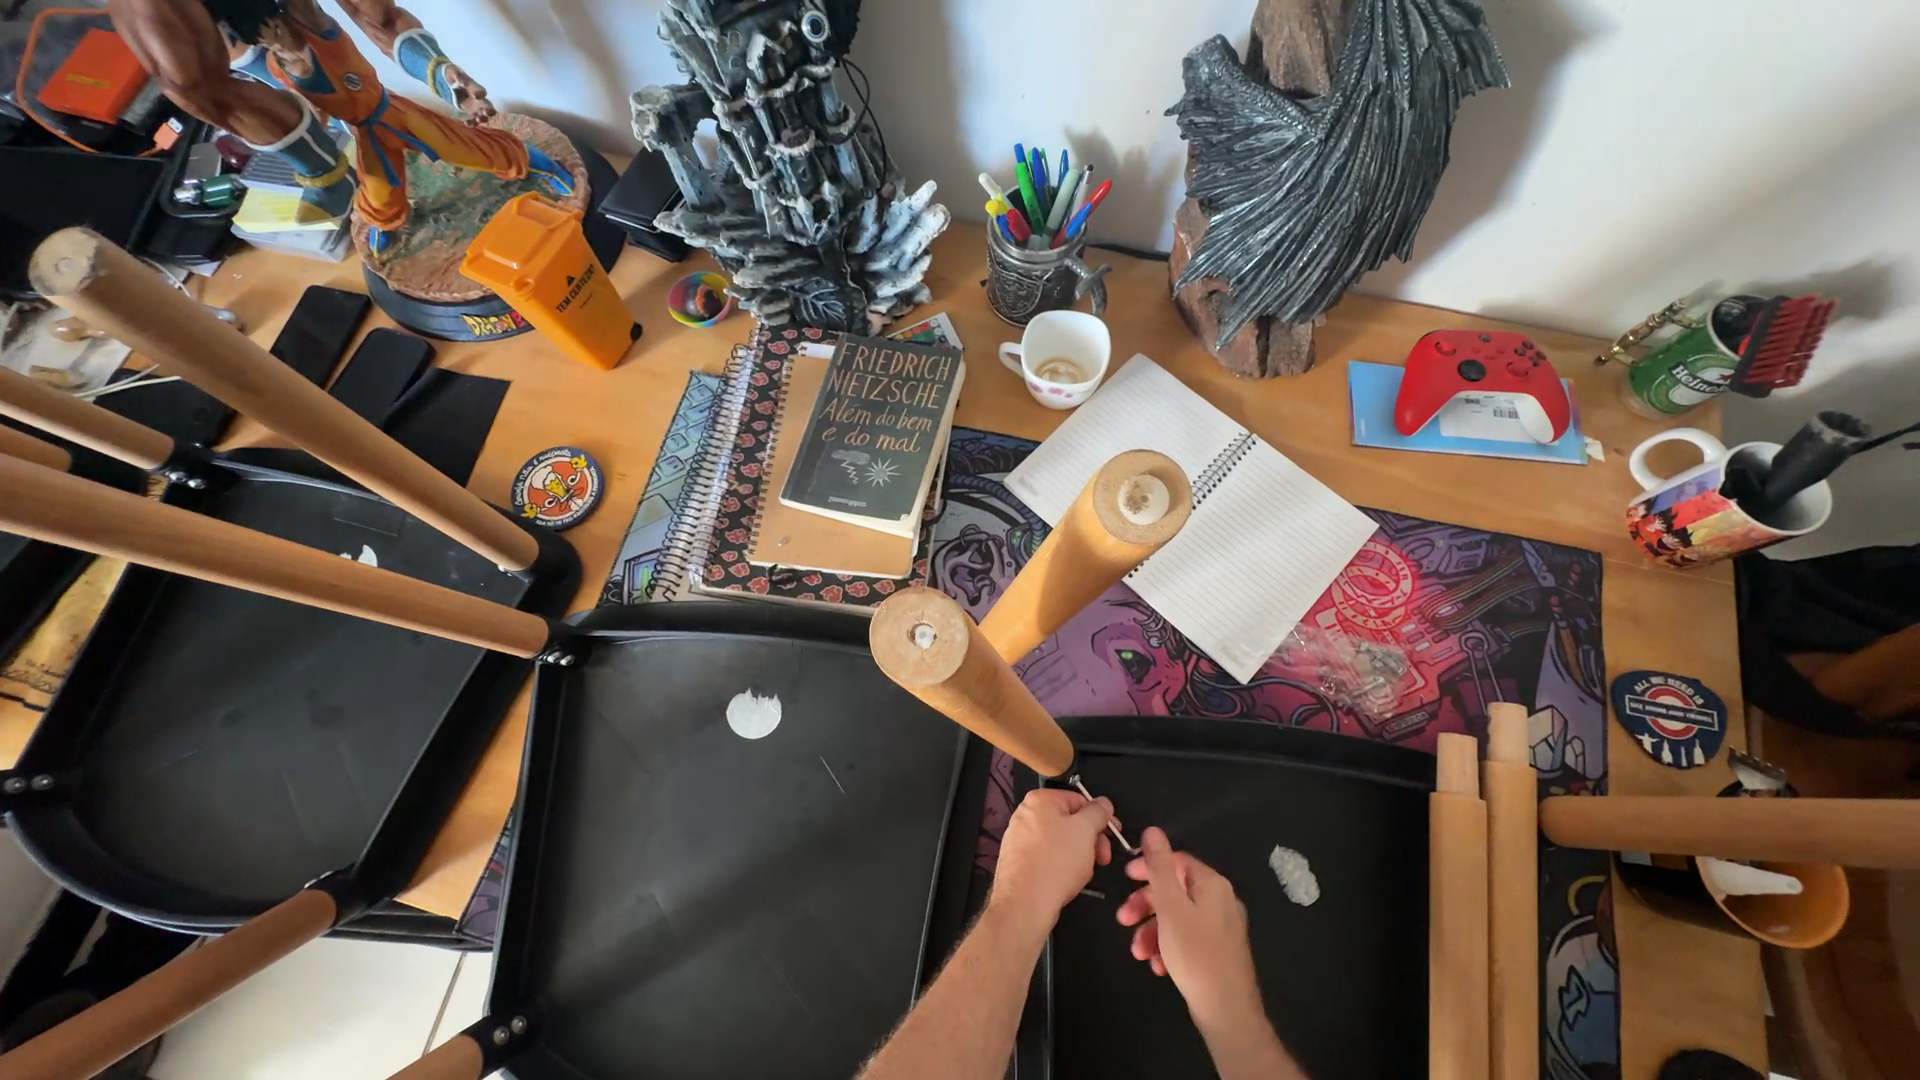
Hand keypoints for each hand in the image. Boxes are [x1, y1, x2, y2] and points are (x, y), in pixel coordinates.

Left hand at [444, 65, 496, 123]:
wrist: (451, 83)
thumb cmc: (453, 76)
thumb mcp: (453, 72)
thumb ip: (457, 75)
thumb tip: (461, 81)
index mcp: (475, 88)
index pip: (481, 90)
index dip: (480, 93)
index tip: (476, 95)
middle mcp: (479, 98)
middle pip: (488, 105)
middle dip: (489, 109)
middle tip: (486, 112)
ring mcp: (476, 107)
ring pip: (484, 114)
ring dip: (483, 118)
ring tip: (479, 120)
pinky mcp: (472, 113)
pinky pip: (475, 120)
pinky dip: (472, 123)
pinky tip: (466, 123)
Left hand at [987, 789, 1114, 936]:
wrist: (1025, 903)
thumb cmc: (1056, 861)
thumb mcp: (1085, 830)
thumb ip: (1097, 812)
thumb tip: (1103, 803)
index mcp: (1040, 800)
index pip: (1079, 800)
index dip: (1100, 817)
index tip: (1113, 834)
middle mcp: (1025, 814)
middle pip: (1069, 821)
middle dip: (1090, 839)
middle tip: (1102, 858)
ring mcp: (1019, 839)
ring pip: (1060, 841)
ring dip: (1078, 854)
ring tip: (1083, 872)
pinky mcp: (1019, 861)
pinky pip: (1047, 857)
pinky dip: (1061, 865)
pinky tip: (1066, 879)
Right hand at [1115, 826, 1262, 1027]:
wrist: (1226, 1012)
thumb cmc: (1195, 953)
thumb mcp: (1170, 907)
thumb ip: (1159, 867)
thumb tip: (1153, 830)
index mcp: (1212, 884)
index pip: (1176, 860)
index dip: (1148, 866)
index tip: (1125, 878)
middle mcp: (1220, 900)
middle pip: (1174, 890)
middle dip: (1145, 905)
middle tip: (1123, 920)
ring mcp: (1221, 927)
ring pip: (1177, 917)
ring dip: (1152, 930)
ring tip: (1139, 952)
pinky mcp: (1217, 950)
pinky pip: (1187, 937)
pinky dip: (1168, 946)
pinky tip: (1158, 965)